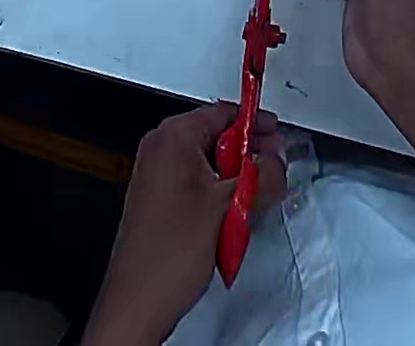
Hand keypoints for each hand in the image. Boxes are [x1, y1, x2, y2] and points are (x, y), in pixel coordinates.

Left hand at [84, 103, 285, 344]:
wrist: (138, 300)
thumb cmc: (166, 254)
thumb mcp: (228, 206)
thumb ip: (260, 178)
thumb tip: (276, 164)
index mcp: (173, 137)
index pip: (222, 113)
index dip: (253, 121)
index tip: (273, 130)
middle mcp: (161, 148)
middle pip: (215, 136)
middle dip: (247, 153)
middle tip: (271, 165)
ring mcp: (157, 171)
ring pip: (208, 161)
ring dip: (234, 176)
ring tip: (254, 196)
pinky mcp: (159, 195)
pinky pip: (197, 180)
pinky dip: (218, 190)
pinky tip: (233, 213)